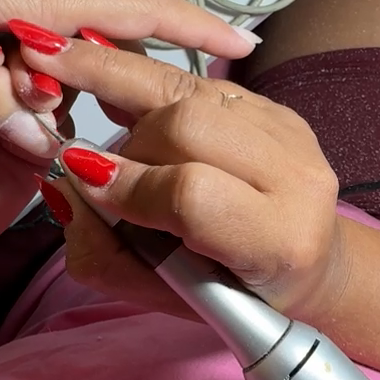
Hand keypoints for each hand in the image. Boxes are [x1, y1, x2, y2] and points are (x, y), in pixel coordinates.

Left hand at [0, 0, 255, 157]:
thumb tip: (38, 138)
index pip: (139, 12)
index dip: (197, 31)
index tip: (245, 48)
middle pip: (96, 37)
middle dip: (71, 84)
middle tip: (7, 114)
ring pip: (57, 25)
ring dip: (29, 63)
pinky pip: (30, 2)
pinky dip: (12, 35)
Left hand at [0, 64, 48, 296]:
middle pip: (18, 40)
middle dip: (32, 58)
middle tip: (31, 90)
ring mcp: (9, 98)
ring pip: (49, 72)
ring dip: (53, 85)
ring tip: (41, 106)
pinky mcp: (38, 132)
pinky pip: (62, 116)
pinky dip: (63, 119)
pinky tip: (52, 131)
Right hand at [20, 36, 346, 318]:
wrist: (311, 263)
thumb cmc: (237, 292)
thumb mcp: (166, 298)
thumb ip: (108, 256)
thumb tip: (67, 188)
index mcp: (279, 241)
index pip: (191, 193)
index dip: (128, 185)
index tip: (83, 181)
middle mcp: (297, 178)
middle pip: (190, 123)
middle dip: (130, 142)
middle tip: (101, 163)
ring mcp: (290, 134)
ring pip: (190, 89)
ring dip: (131, 96)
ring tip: (95, 103)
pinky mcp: (277, 107)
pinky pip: (199, 81)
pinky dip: (152, 88)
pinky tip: (129, 99)